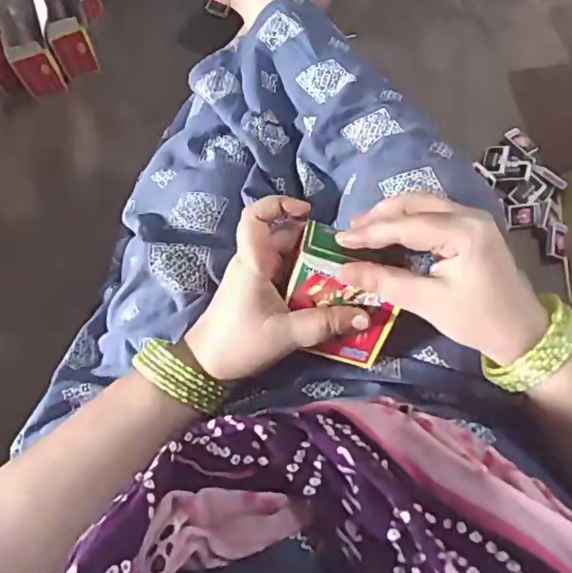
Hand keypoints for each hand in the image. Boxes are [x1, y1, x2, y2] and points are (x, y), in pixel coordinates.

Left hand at [182, 196, 369, 381]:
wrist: (206, 367)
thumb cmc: (238, 342)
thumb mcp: (286, 334)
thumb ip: (326, 324)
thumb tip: (365, 315)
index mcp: (253, 262)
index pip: (255, 217)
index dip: (279, 204)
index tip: (307, 212)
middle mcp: (254, 263)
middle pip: (285, 238)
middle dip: (315, 243)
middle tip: (344, 257)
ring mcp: (256, 279)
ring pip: (289, 259)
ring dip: (314, 265)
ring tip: (344, 277)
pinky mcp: (260, 295)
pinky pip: (287, 278)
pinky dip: (306, 282)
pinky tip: (327, 296)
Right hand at [334, 195, 549, 363]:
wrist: (524, 333)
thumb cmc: (479, 320)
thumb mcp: (429, 302)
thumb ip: (385, 282)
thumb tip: (343, 271)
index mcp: (464, 231)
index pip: (406, 224)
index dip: (370, 232)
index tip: (339, 239)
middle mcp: (470, 215)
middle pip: (414, 203)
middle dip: (379, 216)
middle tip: (349, 232)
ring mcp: (474, 219)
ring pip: (423, 204)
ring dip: (393, 215)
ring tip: (364, 230)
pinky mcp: (473, 228)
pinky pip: (434, 214)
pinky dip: (408, 220)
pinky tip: (391, 232)